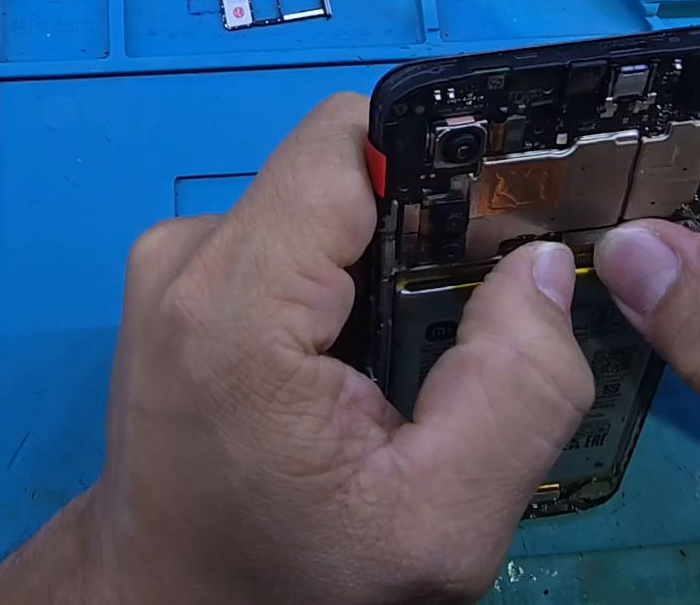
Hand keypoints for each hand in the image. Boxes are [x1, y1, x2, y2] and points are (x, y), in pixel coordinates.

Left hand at [0, 93, 595, 604]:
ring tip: (380, 344)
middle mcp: (188, 250)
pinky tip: (329, 347)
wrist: (163, 599)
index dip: (422, 164)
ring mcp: (170, 257)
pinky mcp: (169, 272)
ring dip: (357, 255)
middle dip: (398, 223)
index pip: (343, 141)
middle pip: (330, 172)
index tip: (474, 223)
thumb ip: (516, 390)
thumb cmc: (287, 579)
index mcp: (237, 297)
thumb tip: (536, 261)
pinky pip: (272, 231)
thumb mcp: (438, 525)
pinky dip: (315, 271)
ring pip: (305, 202)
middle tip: (438, 311)